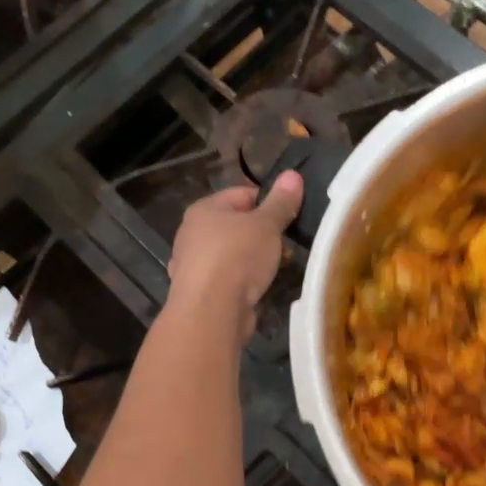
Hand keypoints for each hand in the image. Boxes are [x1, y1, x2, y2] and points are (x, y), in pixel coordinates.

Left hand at [166, 172, 303, 337]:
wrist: (211, 311)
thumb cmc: (237, 257)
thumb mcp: (266, 225)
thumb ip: (280, 202)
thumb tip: (293, 175)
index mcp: (203, 209)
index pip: (241, 194)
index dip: (268, 202)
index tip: (289, 217)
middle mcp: (191, 233)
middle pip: (235, 225)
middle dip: (262, 234)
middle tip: (285, 245)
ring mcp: (192, 264)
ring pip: (231, 253)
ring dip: (253, 259)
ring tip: (275, 268)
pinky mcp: (199, 292)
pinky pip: (227, 278)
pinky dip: (242, 281)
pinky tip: (257, 289)